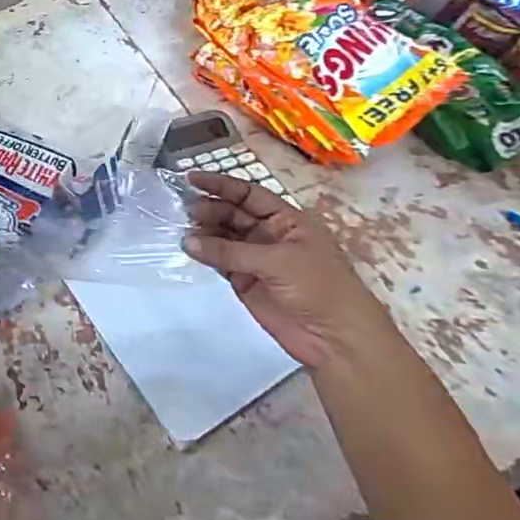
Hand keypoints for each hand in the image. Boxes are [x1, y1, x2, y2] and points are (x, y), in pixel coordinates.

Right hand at [183, 171, 398, 373]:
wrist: (337, 340)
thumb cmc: (321, 290)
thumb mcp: (279, 262)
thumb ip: (229, 251)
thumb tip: (186, 241)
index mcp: (288, 222)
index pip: (249, 195)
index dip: (221, 185)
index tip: (190, 178)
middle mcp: (269, 234)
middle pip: (231, 212)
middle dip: (208, 209)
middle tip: (185, 213)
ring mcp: (254, 257)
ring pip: (220, 234)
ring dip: (201, 230)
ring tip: (182, 230)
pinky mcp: (242, 278)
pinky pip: (216, 258)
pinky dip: (201, 252)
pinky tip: (187, 247)